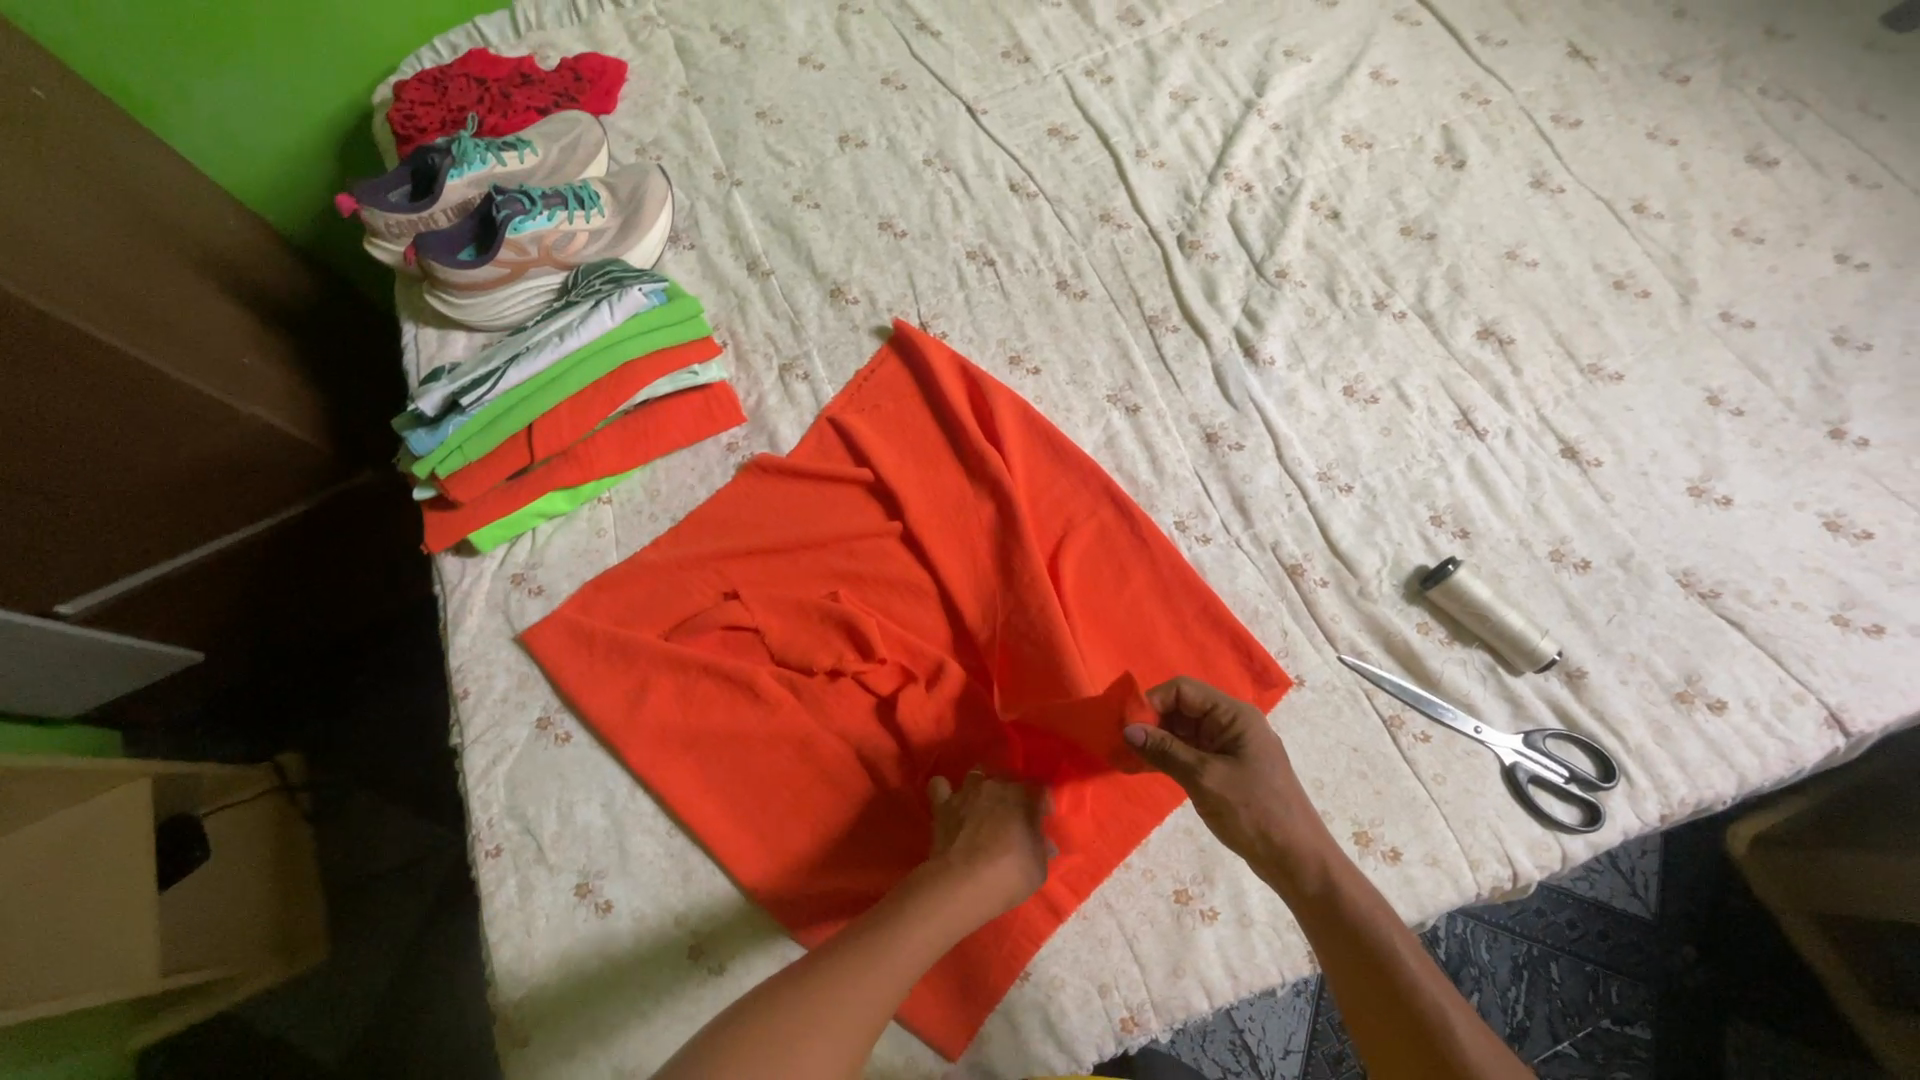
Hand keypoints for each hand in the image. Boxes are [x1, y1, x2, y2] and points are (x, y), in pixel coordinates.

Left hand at [924, 772, 1050, 917]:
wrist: (963, 883)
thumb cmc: (1010, 875)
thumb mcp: (1038, 868)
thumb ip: (1041, 849)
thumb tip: (1044, 844)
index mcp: (1025, 797)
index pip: (1040, 789)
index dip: (1042, 804)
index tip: (1042, 821)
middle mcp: (996, 785)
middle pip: (1009, 778)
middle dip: (1013, 794)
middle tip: (1013, 817)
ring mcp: (967, 792)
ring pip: (976, 775)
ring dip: (981, 787)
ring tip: (982, 805)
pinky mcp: (943, 805)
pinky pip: (940, 786)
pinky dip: (944, 791)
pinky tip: (948, 802)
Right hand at [1125, 677, 1331, 885]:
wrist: (1296, 858)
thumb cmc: (1254, 811)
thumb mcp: (1205, 778)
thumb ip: (1165, 750)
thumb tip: (1128, 730)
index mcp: (1234, 715)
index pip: (1183, 690)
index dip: (1152, 702)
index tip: (1126, 725)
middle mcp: (1231, 724)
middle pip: (1182, 708)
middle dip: (1151, 722)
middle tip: (1120, 744)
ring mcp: (1229, 747)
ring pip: (1184, 732)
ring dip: (1156, 741)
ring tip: (1126, 758)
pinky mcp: (1226, 769)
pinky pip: (1191, 753)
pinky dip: (1168, 758)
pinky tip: (1144, 768)